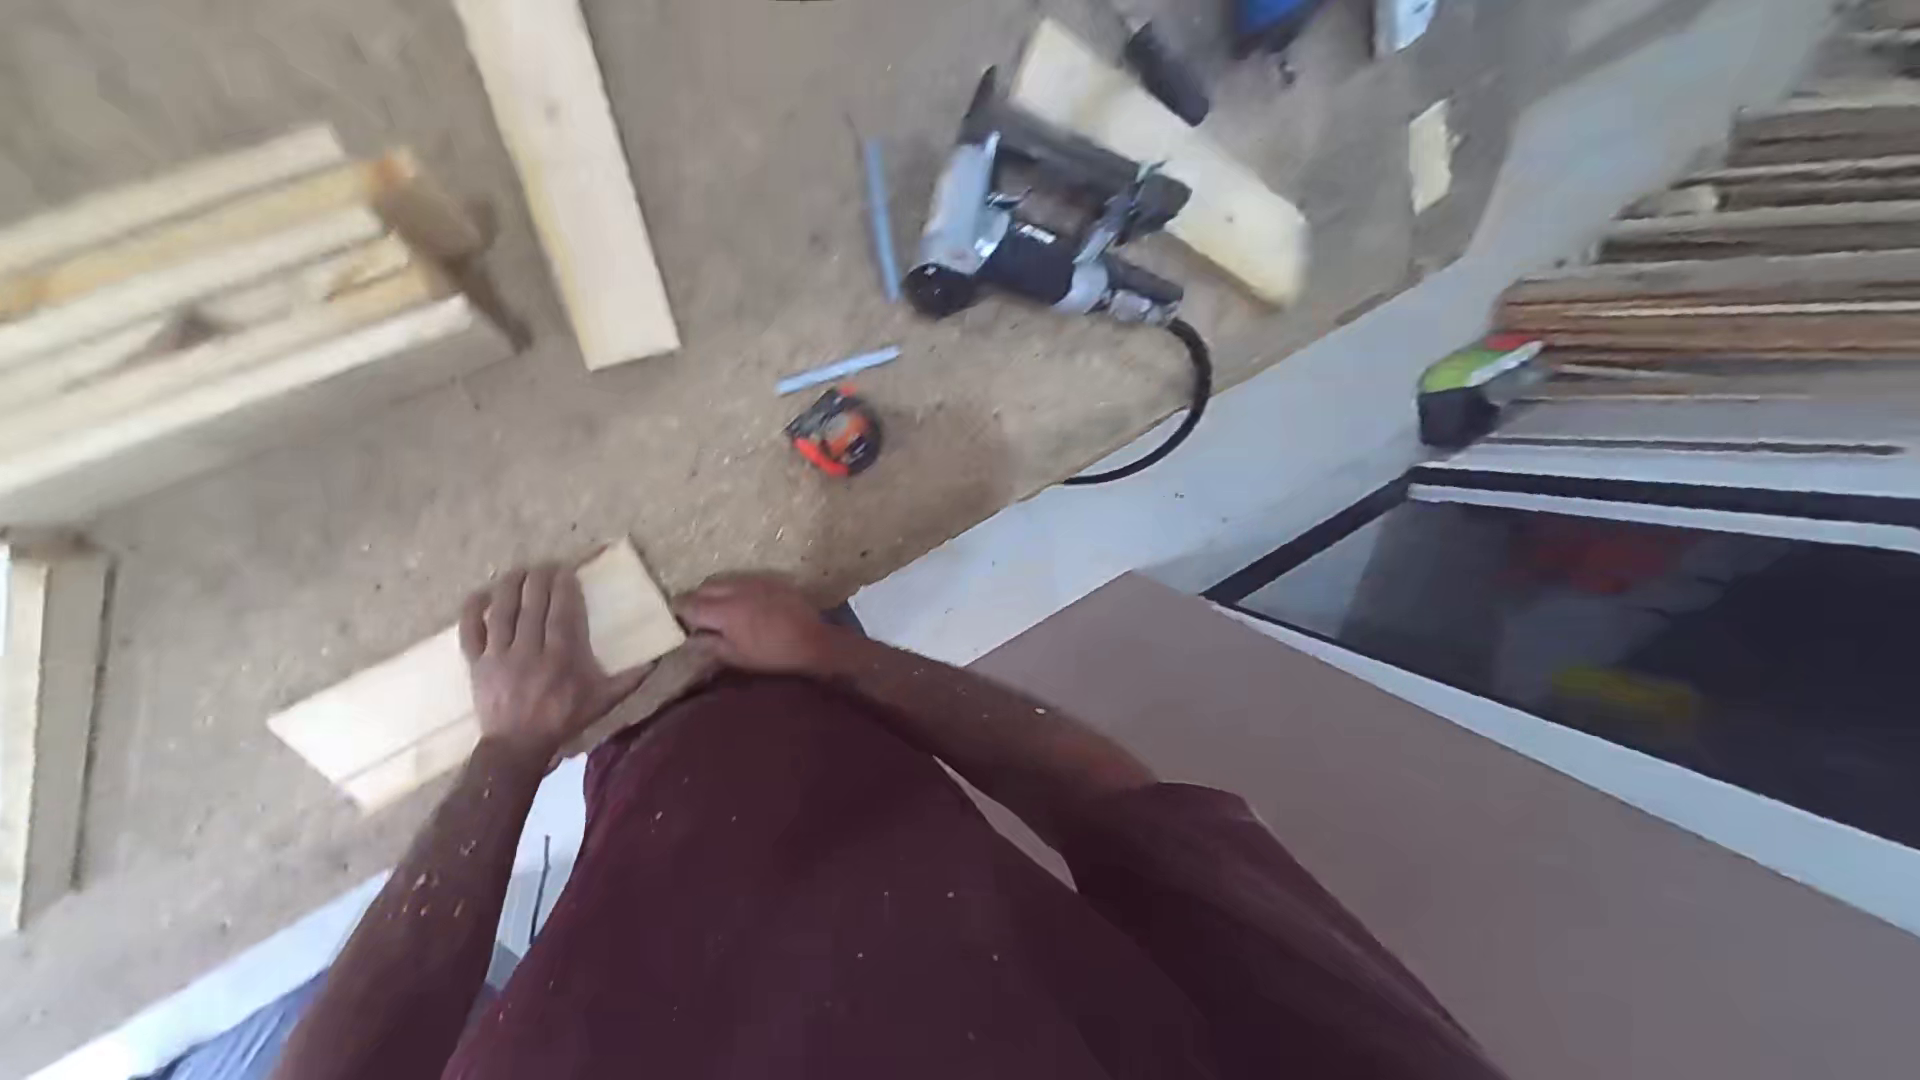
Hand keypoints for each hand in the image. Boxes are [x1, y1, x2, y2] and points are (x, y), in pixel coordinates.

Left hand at [461, 563, 651, 763]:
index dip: (563, 587)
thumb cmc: (565, 718)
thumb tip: (659, 660)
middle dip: (539, 579)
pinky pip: (470, 631)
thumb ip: (631, 678)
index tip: (566, 570)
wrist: (518, 745)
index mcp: (562, 657)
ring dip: (510, 586)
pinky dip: (473, 610)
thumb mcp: (605, 700)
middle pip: (532, 605)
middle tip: (546, 564)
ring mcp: (499, 656)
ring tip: (519, 570)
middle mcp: (529, 651)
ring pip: (502, 612)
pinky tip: (481, 593)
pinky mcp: (476, 664)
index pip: (561, 612)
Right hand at [674, 574, 853, 675]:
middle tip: (697, 616)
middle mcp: (736, 589)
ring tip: (719, 609)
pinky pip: (743, 578)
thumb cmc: (773, 654)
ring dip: (715, 591)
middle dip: (696, 599)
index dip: (678, 611)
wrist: (814, 641)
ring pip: (723, 579)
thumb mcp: (736, 657)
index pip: (688, 603)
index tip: (677, 620)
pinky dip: (735, 587)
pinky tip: (742, 603)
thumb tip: (689, 638)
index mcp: (724, 610)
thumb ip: (709, 644)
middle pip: (703, 587)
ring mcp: (755, 580)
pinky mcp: (771, 579)